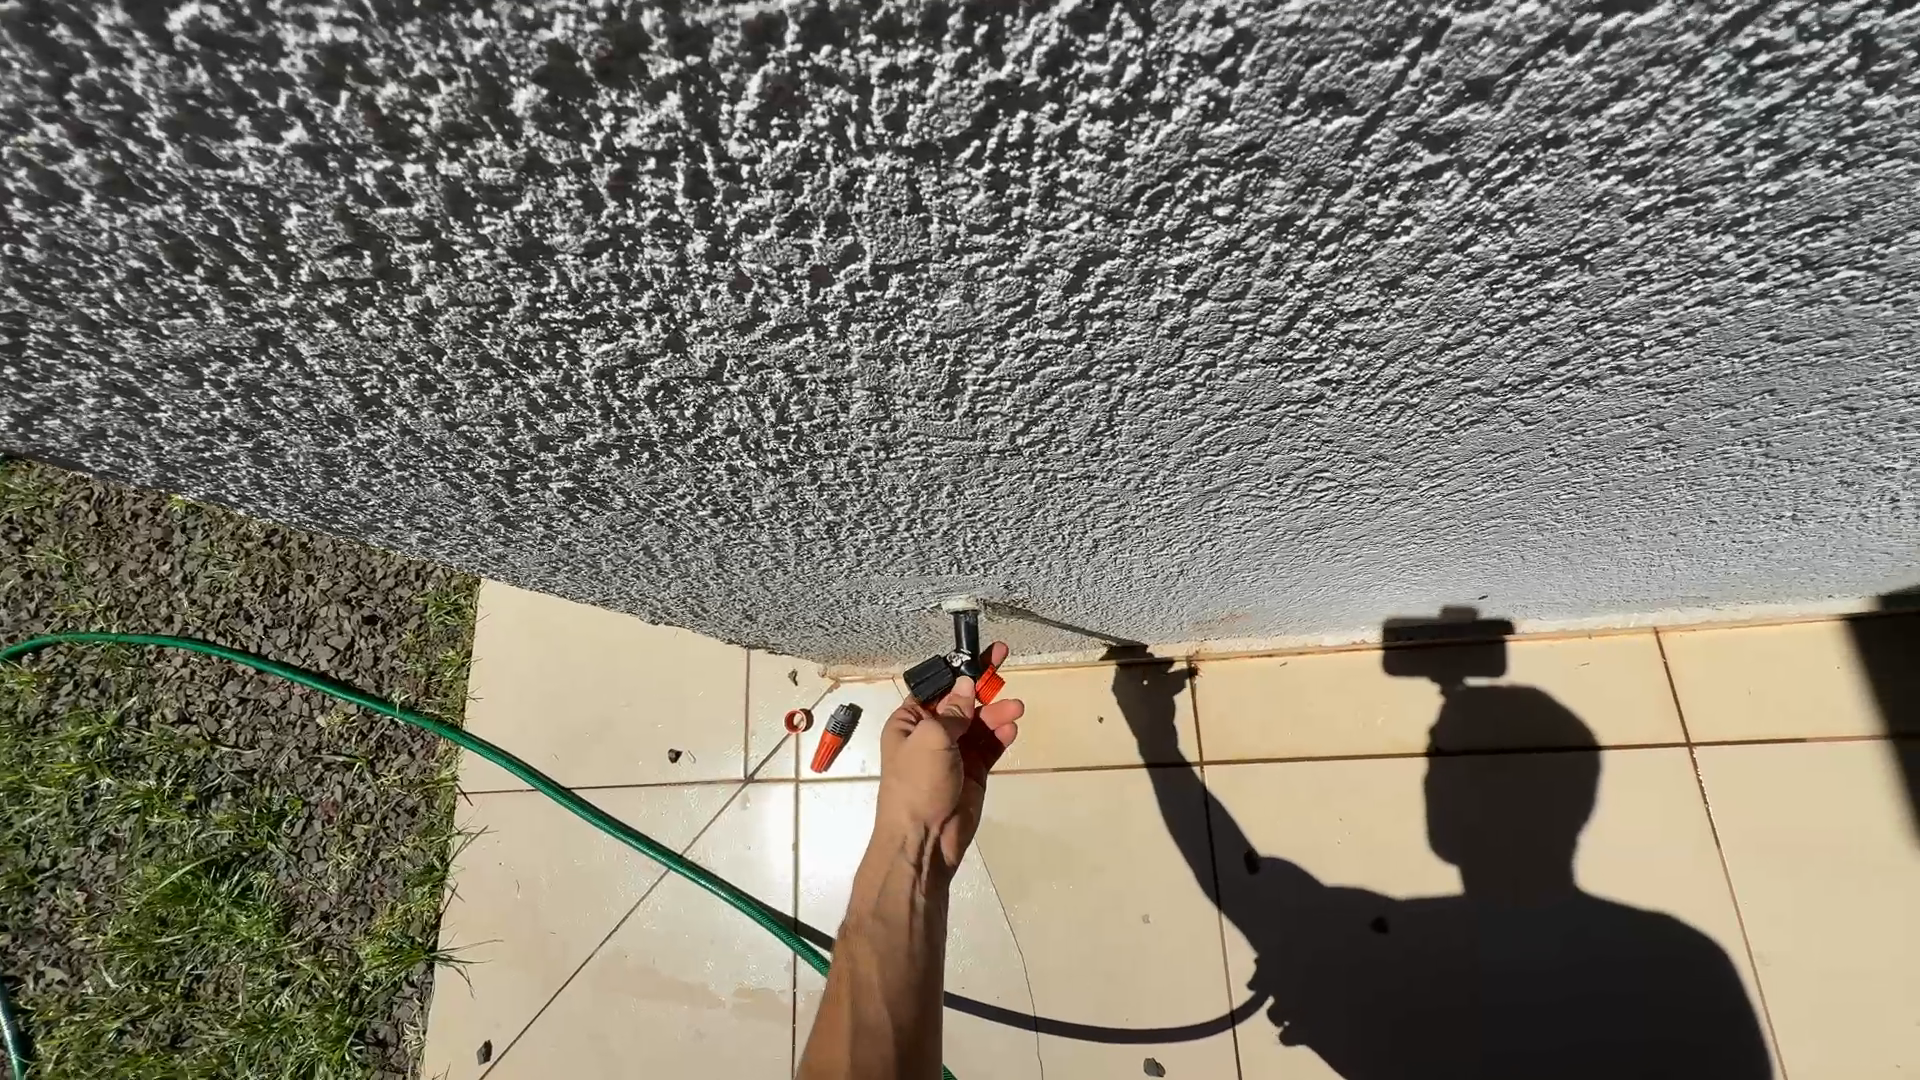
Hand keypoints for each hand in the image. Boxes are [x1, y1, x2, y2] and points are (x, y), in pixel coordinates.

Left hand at [874, 641, 1023, 875]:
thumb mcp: (931, 739)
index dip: (958, 671)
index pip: (936, 687)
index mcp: (909, 722)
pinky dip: (1000, 737)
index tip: (979, 654)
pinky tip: (1011, 730)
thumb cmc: (917, 784)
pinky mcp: (972, 774)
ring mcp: (953, 755)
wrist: (923, 840)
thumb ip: (953, 711)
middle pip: (962, 702)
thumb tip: (966, 683)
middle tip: (1004, 664)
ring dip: (996, 713)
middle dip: (982, 687)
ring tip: (1016, 708)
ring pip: (979, 724)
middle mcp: (930, 735)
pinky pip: (988, 748)